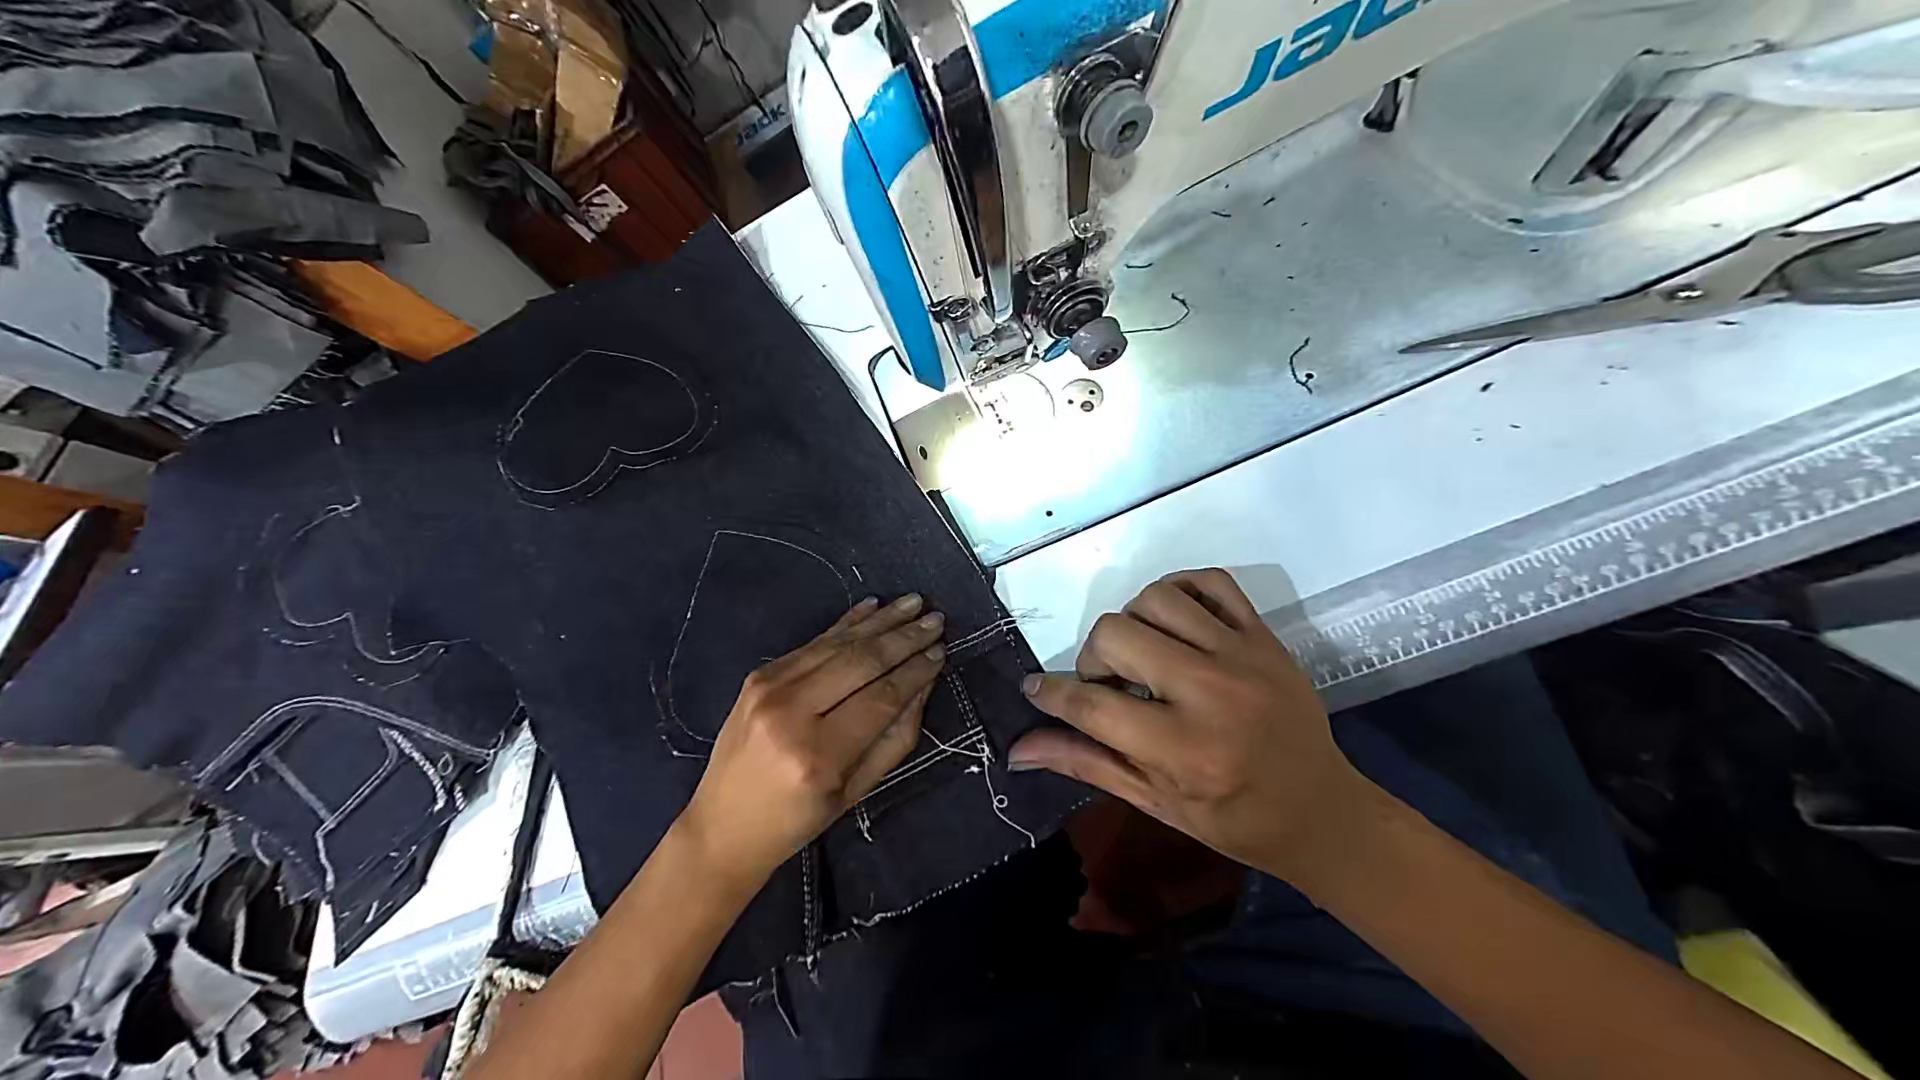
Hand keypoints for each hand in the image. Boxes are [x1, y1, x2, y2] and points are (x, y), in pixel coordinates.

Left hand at [676, 594, 946, 889]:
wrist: (723, 825)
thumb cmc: (798, 818)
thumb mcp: (858, 790)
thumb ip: (896, 736)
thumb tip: (924, 682)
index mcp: (818, 755)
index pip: (881, 698)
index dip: (915, 671)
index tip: (941, 651)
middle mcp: (791, 713)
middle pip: (861, 663)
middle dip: (904, 638)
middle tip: (936, 620)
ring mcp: (769, 688)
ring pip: (838, 644)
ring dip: (881, 621)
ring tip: (914, 603)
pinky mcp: (760, 675)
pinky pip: (814, 642)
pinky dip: (846, 624)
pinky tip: (872, 608)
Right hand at [1008, 569, 1371, 881]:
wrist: (1321, 811)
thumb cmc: (1233, 818)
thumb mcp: (1154, 803)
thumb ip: (1085, 764)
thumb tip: (1017, 749)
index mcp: (1185, 750)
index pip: (1092, 704)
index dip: (1051, 693)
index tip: (1034, 688)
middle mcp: (1213, 694)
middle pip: (1115, 634)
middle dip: (1094, 658)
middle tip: (1109, 684)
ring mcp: (1243, 656)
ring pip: (1155, 598)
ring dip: (1132, 622)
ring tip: (1142, 653)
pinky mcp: (1264, 636)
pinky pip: (1209, 580)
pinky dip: (1178, 590)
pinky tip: (1172, 623)